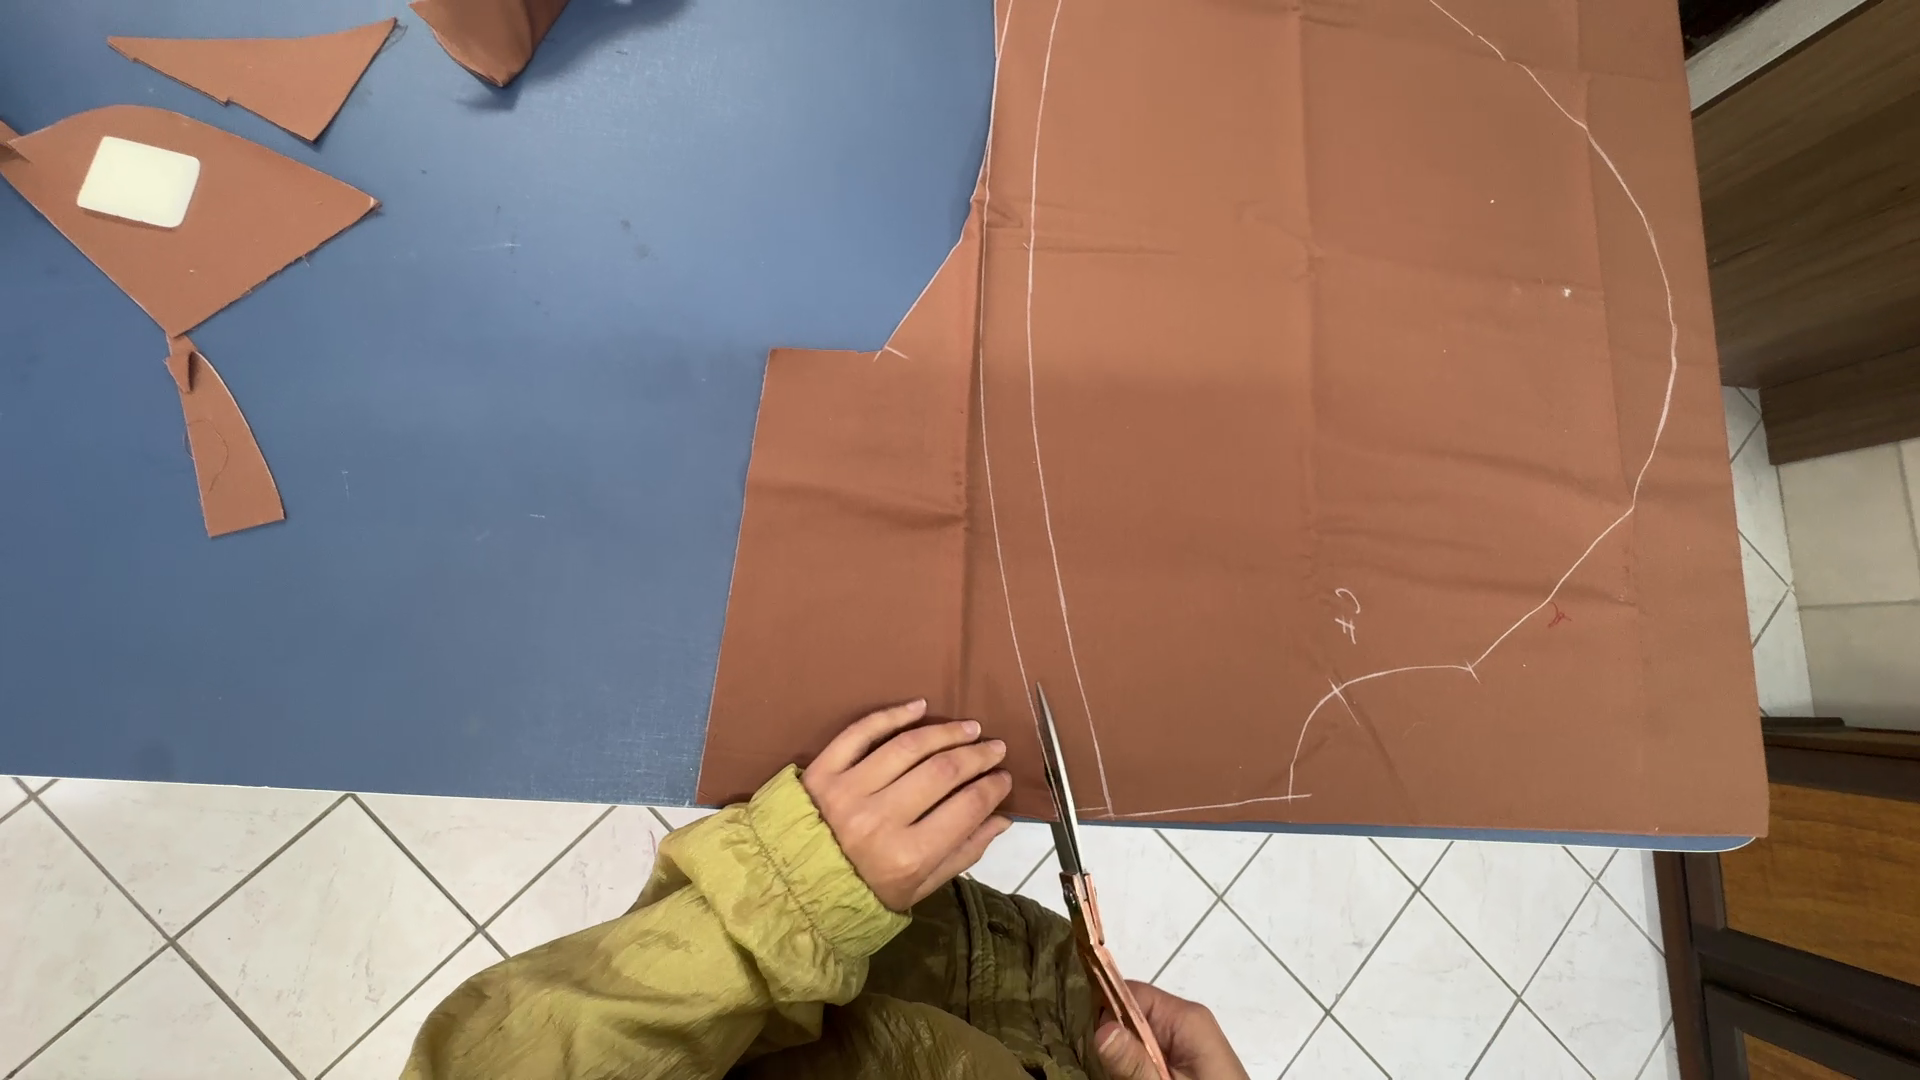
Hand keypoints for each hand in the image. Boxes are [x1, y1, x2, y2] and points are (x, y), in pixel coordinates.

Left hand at [801, 699, 1012, 910]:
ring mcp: (849, 791)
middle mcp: (879, 820)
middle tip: (994, 746)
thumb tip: (1003, 819)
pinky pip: (861, 733)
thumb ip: (962, 854)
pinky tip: (920, 707)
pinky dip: (892, 715)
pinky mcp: (823, 771)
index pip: (965, 807)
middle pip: (941, 771)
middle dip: (976, 755)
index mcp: (906, 857)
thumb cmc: (864, 894)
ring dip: (945, 732)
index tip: (1004, 776)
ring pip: (908, 746)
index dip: (991, 787)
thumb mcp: (918, 889)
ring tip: (968, 728)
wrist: (793, 891)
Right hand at [1095, 981, 1249, 1079]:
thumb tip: (1100, 1028)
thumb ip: (1135, 1063)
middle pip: (1132, 1015)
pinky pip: (1153, 1053)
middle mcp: (1187, 1021)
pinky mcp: (1188, 1062)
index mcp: (1186, 1018)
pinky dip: (1139, 1068)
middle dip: (1113, 1040)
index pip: (1129, 992)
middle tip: (1099, 1067)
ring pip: (1139, 1037)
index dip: (1104, 1013)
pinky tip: (1130, 1078)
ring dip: (1125, 1058)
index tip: (1085, 1040)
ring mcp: (1189, 1042)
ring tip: (1114, 1076)